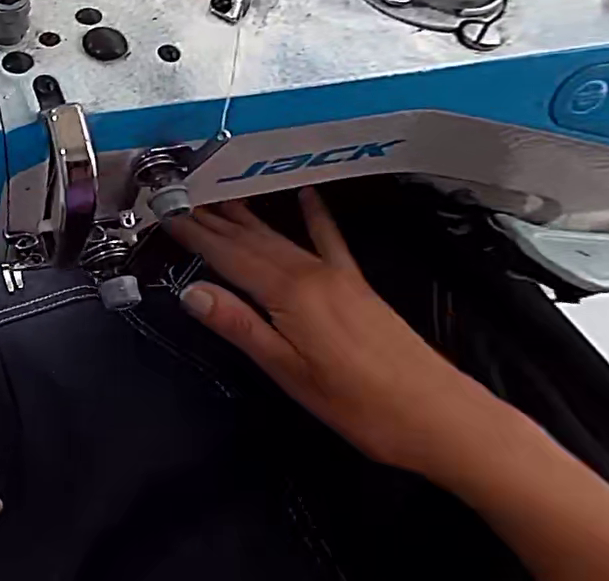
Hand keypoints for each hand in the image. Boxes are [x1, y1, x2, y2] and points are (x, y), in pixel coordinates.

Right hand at [166, 189, 515, 481]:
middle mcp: (308, 271)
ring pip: (278, 235)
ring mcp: (333, 273)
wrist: (439, 413)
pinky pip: (328, 238)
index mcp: (288, 293)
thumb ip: (240, 326)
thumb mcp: (290, 372)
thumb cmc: (361, 404)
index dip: (195, 234)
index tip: (169, 214)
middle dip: (213, 217)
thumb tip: (193, 292)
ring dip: (246, 214)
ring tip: (221, 194)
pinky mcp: (354, 282)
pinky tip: (306, 195)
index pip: (228, 255)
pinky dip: (314, 214)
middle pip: (249, 239)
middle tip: (184, 196)